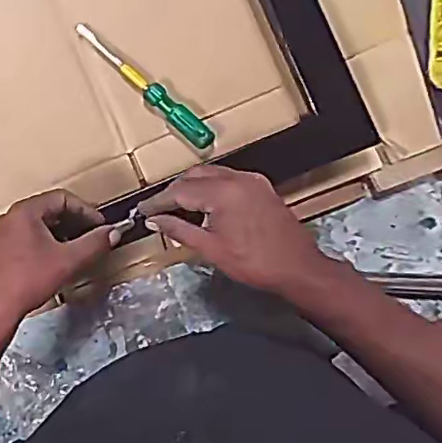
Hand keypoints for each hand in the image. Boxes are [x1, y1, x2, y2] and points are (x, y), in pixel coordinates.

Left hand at [0, 190, 121, 326]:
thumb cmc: (26, 282)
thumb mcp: (69, 260)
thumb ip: (94, 243)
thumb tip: (111, 233)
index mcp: (24, 212)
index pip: (61, 199)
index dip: (85, 211)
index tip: (98, 225)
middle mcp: (8, 219)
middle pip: (47, 210)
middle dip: (73, 223)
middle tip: (89, 236)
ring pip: (35, 226)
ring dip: (57, 235)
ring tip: (73, 251)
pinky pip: (22, 240)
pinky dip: (41, 245)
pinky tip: (50, 263)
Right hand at [138, 165, 339, 297]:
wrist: (298, 268)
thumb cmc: (255, 264)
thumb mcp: (211, 249)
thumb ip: (179, 230)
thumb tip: (155, 221)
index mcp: (223, 192)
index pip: (180, 191)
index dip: (158, 201)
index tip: (143, 210)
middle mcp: (238, 179)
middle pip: (194, 176)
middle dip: (174, 191)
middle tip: (158, 210)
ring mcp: (252, 181)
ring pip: (212, 173)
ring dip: (192, 186)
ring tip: (178, 208)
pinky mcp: (261, 187)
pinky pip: (228, 178)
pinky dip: (211, 186)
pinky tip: (205, 205)